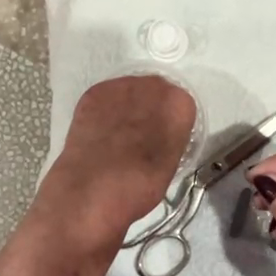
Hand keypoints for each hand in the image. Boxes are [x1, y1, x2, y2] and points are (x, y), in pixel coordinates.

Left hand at [47, 76, 196, 235]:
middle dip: (149, 109)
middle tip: (140, 135)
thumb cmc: (141, 185)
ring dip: (127, 107)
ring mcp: (120, 87)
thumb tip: (159, 136)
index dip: (171, 124)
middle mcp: (153, 86)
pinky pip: (105, 98)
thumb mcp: (171, 163)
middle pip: (155, 92)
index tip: (163, 139)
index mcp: (179, 104)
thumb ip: (170, 139)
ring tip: (117, 134)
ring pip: (129, 92)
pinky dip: (104, 111)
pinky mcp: (93, 93)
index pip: (181, 106)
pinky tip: (100, 131)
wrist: (94, 188)